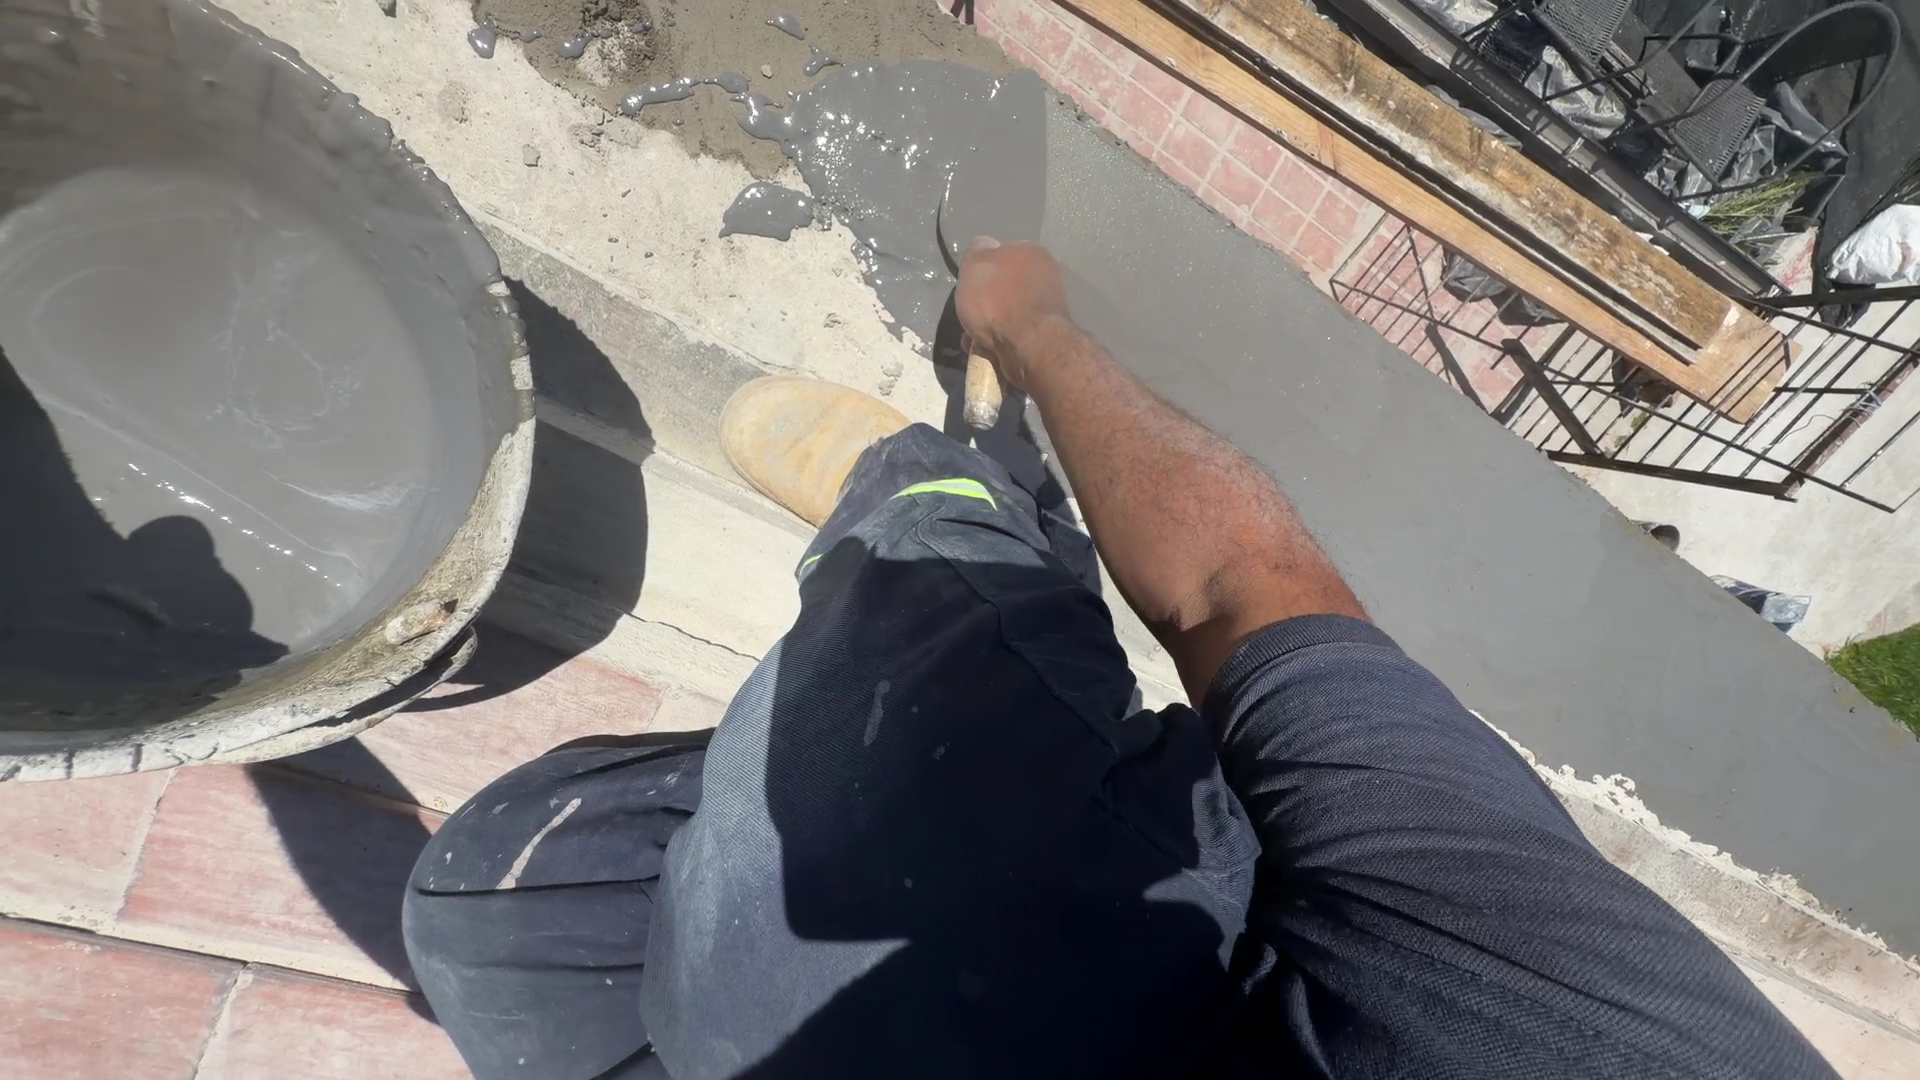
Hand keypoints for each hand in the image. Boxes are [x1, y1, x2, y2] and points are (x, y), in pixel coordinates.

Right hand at [953, 238, 1071, 389]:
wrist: (1027, 345)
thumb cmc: (997, 299)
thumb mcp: (975, 263)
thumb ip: (977, 251)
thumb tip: (985, 248)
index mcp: (1032, 252)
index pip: (1001, 254)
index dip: (982, 270)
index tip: (970, 286)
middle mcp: (1044, 277)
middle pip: (1003, 288)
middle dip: (984, 304)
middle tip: (970, 315)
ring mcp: (1046, 310)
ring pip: (1006, 315)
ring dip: (988, 326)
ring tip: (974, 338)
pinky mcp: (1043, 337)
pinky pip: (1012, 336)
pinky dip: (997, 343)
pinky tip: (986, 350)